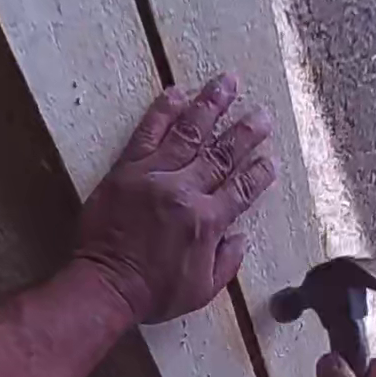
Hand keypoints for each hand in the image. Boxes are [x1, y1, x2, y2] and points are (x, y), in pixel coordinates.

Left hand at [73, 73, 277, 323]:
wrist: (106, 286)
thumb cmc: (152, 294)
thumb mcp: (200, 292)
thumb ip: (226, 264)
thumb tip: (241, 238)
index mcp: (208, 222)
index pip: (242, 189)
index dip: (259, 173)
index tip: (270, 160)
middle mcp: (186, 192)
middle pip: (223, 153)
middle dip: (246, 132)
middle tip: (262, 114)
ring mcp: (155, 177)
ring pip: (190, 132)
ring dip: (212, 104)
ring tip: (228, 82)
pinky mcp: (126, 171)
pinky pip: (147, 133)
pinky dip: (164, 111)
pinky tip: (177, 93)